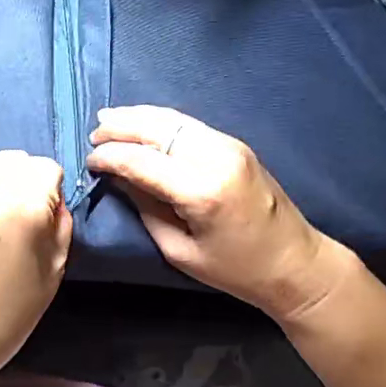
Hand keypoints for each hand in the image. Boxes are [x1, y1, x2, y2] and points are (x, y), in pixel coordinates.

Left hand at [0, 150, 72, 386]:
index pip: (47, 168)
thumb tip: (51, 196)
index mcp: (24, 204)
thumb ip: (59, 222)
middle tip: (12, 221)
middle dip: (20, 184)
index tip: (39, 218)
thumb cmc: (7, 309)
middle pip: (16, 161)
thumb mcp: (54, 268)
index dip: (48, 192)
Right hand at [85, 105, 359, 323]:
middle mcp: (216, 158)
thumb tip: (117, 177)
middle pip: (156, 129)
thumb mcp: (179, 250)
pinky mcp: (234, 143)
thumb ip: (145, 207)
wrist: (296, 263)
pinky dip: (159, 120)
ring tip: (107, 118)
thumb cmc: (236, 270)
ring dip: (137, 117)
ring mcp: (228, 145)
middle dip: (120, 128)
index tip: (89, 162)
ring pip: (172, 119)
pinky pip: (187, 123)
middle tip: (93, 135)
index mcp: (202, 191)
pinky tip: (141, 123)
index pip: (142, 161)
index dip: (110, 158)